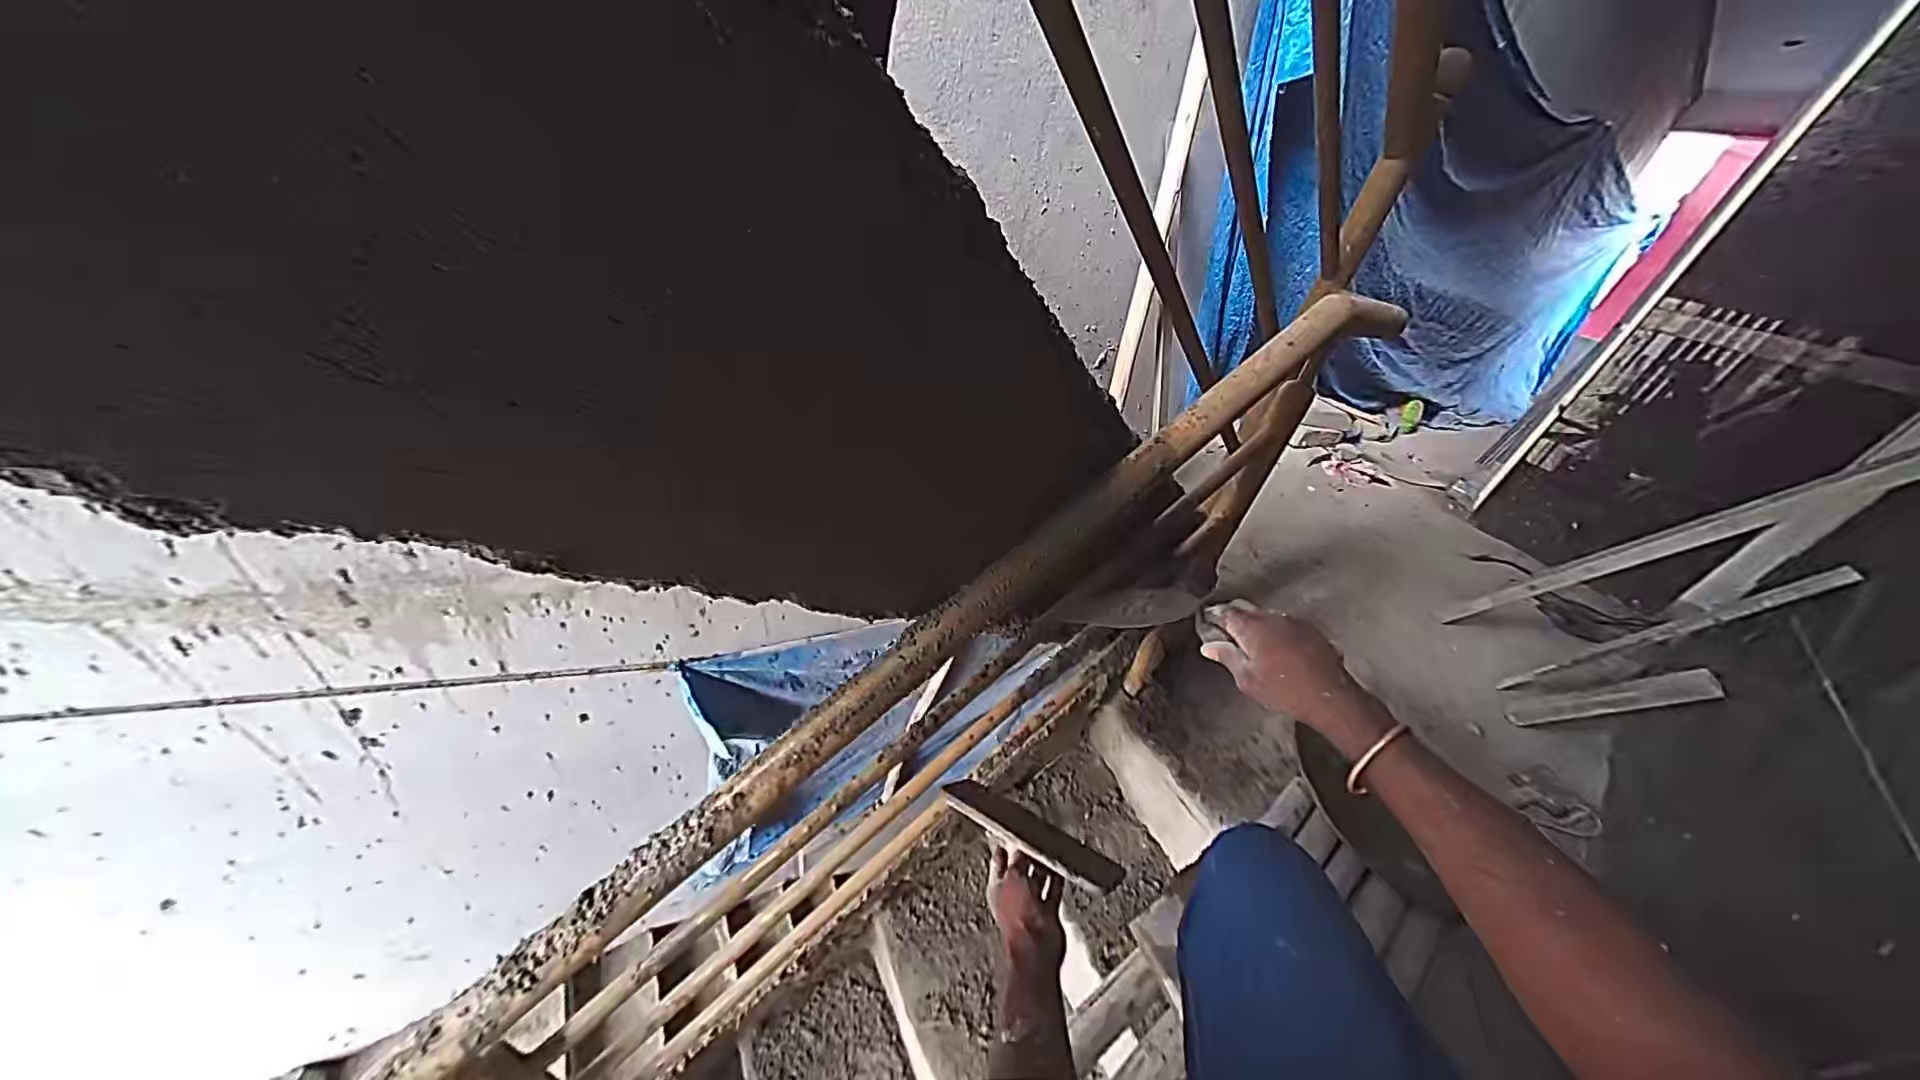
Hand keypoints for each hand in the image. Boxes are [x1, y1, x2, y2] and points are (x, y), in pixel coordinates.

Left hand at [987, 847, 1065, 971]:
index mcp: (997, 888)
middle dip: (1027, 855)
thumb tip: (1021, 849)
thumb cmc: (1018, 919)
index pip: (1000, 861)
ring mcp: (1030, 905)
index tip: (1014, 834)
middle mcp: (1012, 896)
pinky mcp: (1047, 914)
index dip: (1006, 847)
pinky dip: (1057, 880)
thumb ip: (1018, 862)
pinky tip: (1061, 868)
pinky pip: (1053, 891)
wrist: (1036, 951)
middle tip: (1036, 839)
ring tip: (1050, 850)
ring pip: (1037, 879)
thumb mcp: (1014, 879)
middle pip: (1020, 869)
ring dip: (1044, 866)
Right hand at [1197, 600, 1394, 756]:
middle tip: (1227, 633)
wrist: (1331, 698)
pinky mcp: (1312, 630)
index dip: (1213, 615)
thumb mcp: (1247, 679)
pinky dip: (1277, 632)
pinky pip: (1286, 625)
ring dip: (1257, 625)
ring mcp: (1295, 622)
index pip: (1225, 612)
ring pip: (1267, 616)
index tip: (1207, 621)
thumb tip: (1209, 646)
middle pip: (1246, 609)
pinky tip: (1278, 648)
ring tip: (1253, 643)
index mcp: (1251, 627)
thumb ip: (1227, 657)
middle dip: (1234, 618)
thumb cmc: (1284, 690)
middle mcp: (1272, 617)